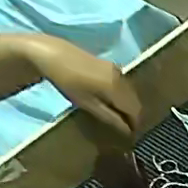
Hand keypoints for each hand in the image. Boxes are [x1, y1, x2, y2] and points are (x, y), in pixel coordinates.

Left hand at [24, 36, 141, 139]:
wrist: (51, 53)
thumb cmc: (67, 81)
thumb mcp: (87, 104)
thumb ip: (110, 118)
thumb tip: (128, 132)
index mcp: (118, 89)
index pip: (135, 111)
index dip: (135, 124)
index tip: (130, 134)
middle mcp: (123, 79)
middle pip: (135, 102)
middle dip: (133, 115)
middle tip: (125, 127)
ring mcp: (117, 70)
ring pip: (130, 94)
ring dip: (128, 106)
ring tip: (118, 115)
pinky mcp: (111, 66)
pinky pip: (124, 86)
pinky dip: (123, 96)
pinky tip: (112, 100)